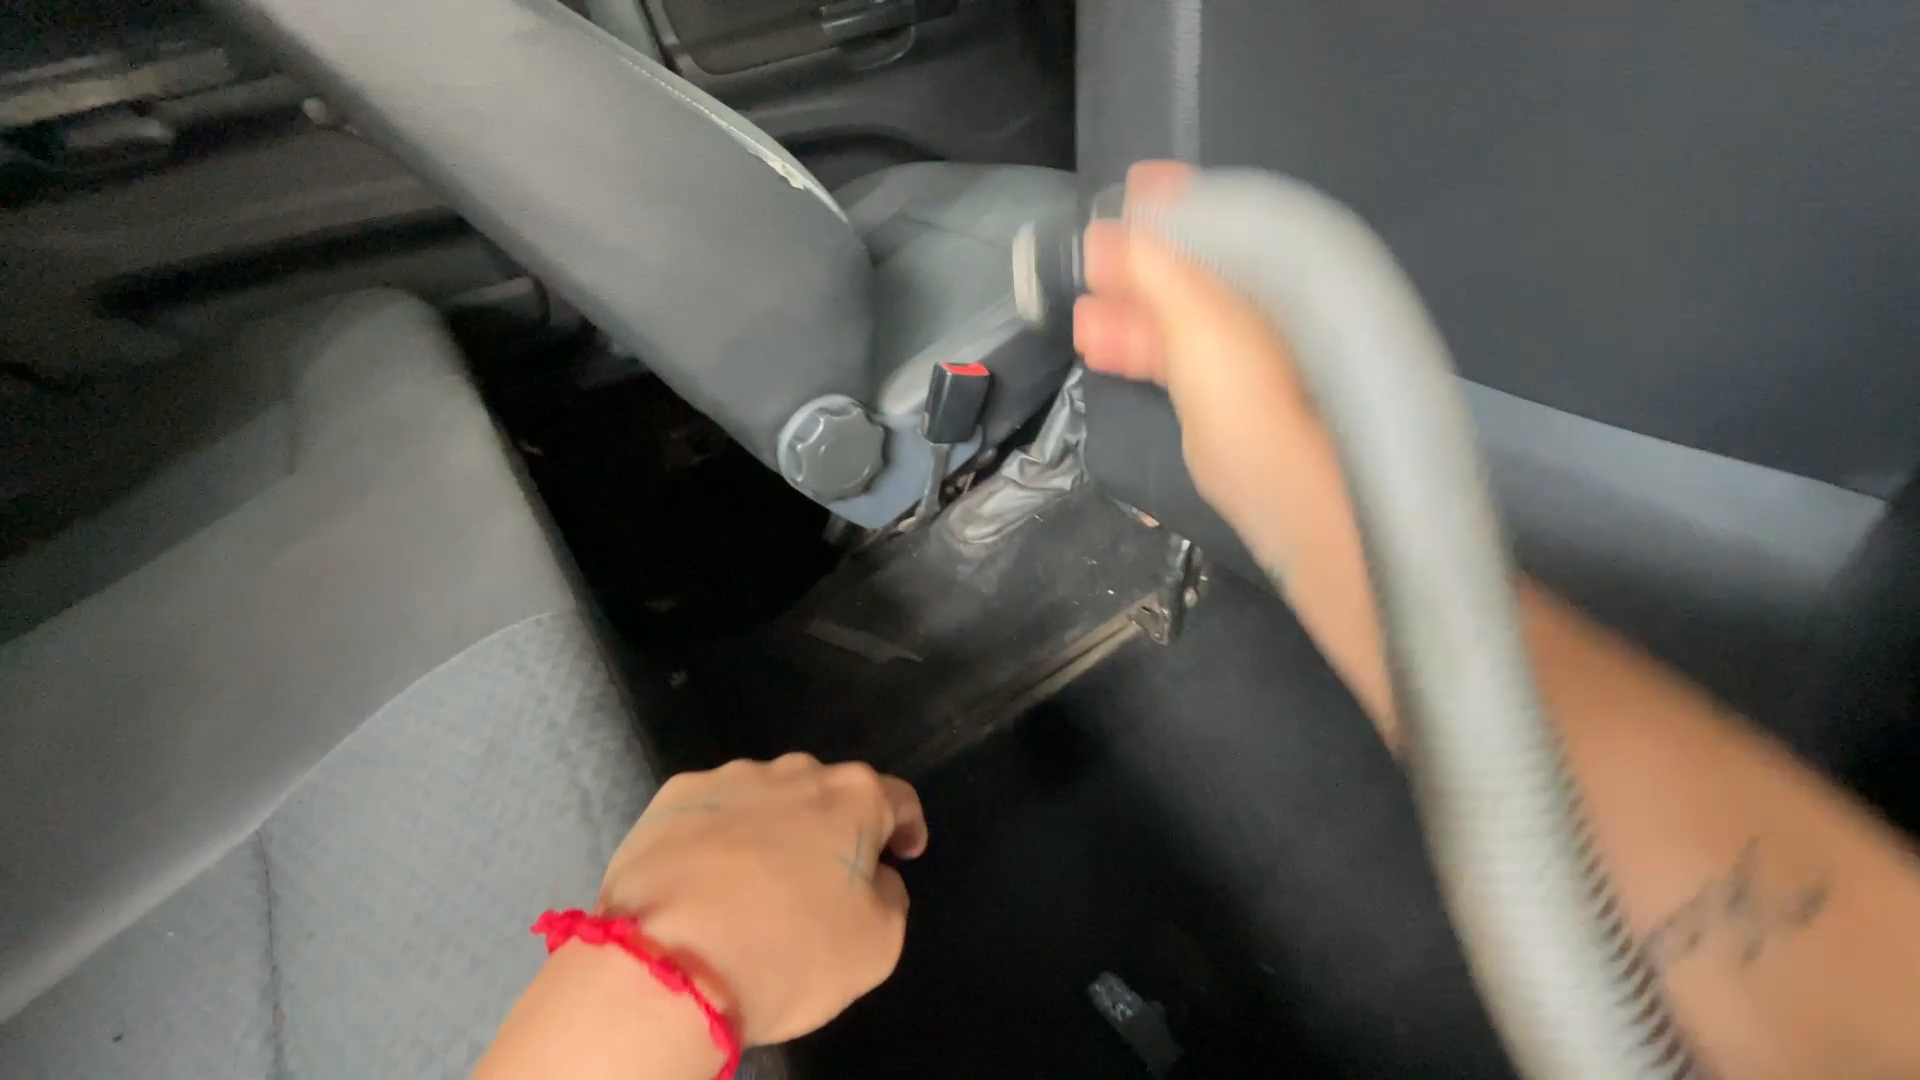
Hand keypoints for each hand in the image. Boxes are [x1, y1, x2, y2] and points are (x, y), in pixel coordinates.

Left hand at [596, 754, 928, 1045]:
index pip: (898, 798)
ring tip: (755, 881)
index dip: (906, 826)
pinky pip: (712, 812)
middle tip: (823, 878)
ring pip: (767, 798)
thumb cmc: (789, 949)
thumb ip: (891, 898)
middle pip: (828, 794)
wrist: (667, 961)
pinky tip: (705, 878)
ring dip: (773, 828)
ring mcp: (730, 778)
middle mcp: (796, 771)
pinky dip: (719, 836)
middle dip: (833, 828)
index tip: (904, 852)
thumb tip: (876, 878)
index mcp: (854, 796)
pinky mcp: (673, 798)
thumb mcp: (876, 946)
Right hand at [1073, 160, 1348, 578]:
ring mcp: (1253, 366)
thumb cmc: (1255, 416)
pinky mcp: (1232, 411)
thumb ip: (1163, 276)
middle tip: (1085, 262)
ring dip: (1132, 318)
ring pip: (1186, 326)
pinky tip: (1108, 356)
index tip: (1127, 188)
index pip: (1229, 224)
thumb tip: (1121, 226)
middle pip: (1201, 276)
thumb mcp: (1206, 334)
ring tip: (1082, 320)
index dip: (1176, 206)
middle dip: (1139, 269)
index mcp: (1281, 284)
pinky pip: (1183, 367)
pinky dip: (1145, 356)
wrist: (1298, 516)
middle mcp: (1270, 318)